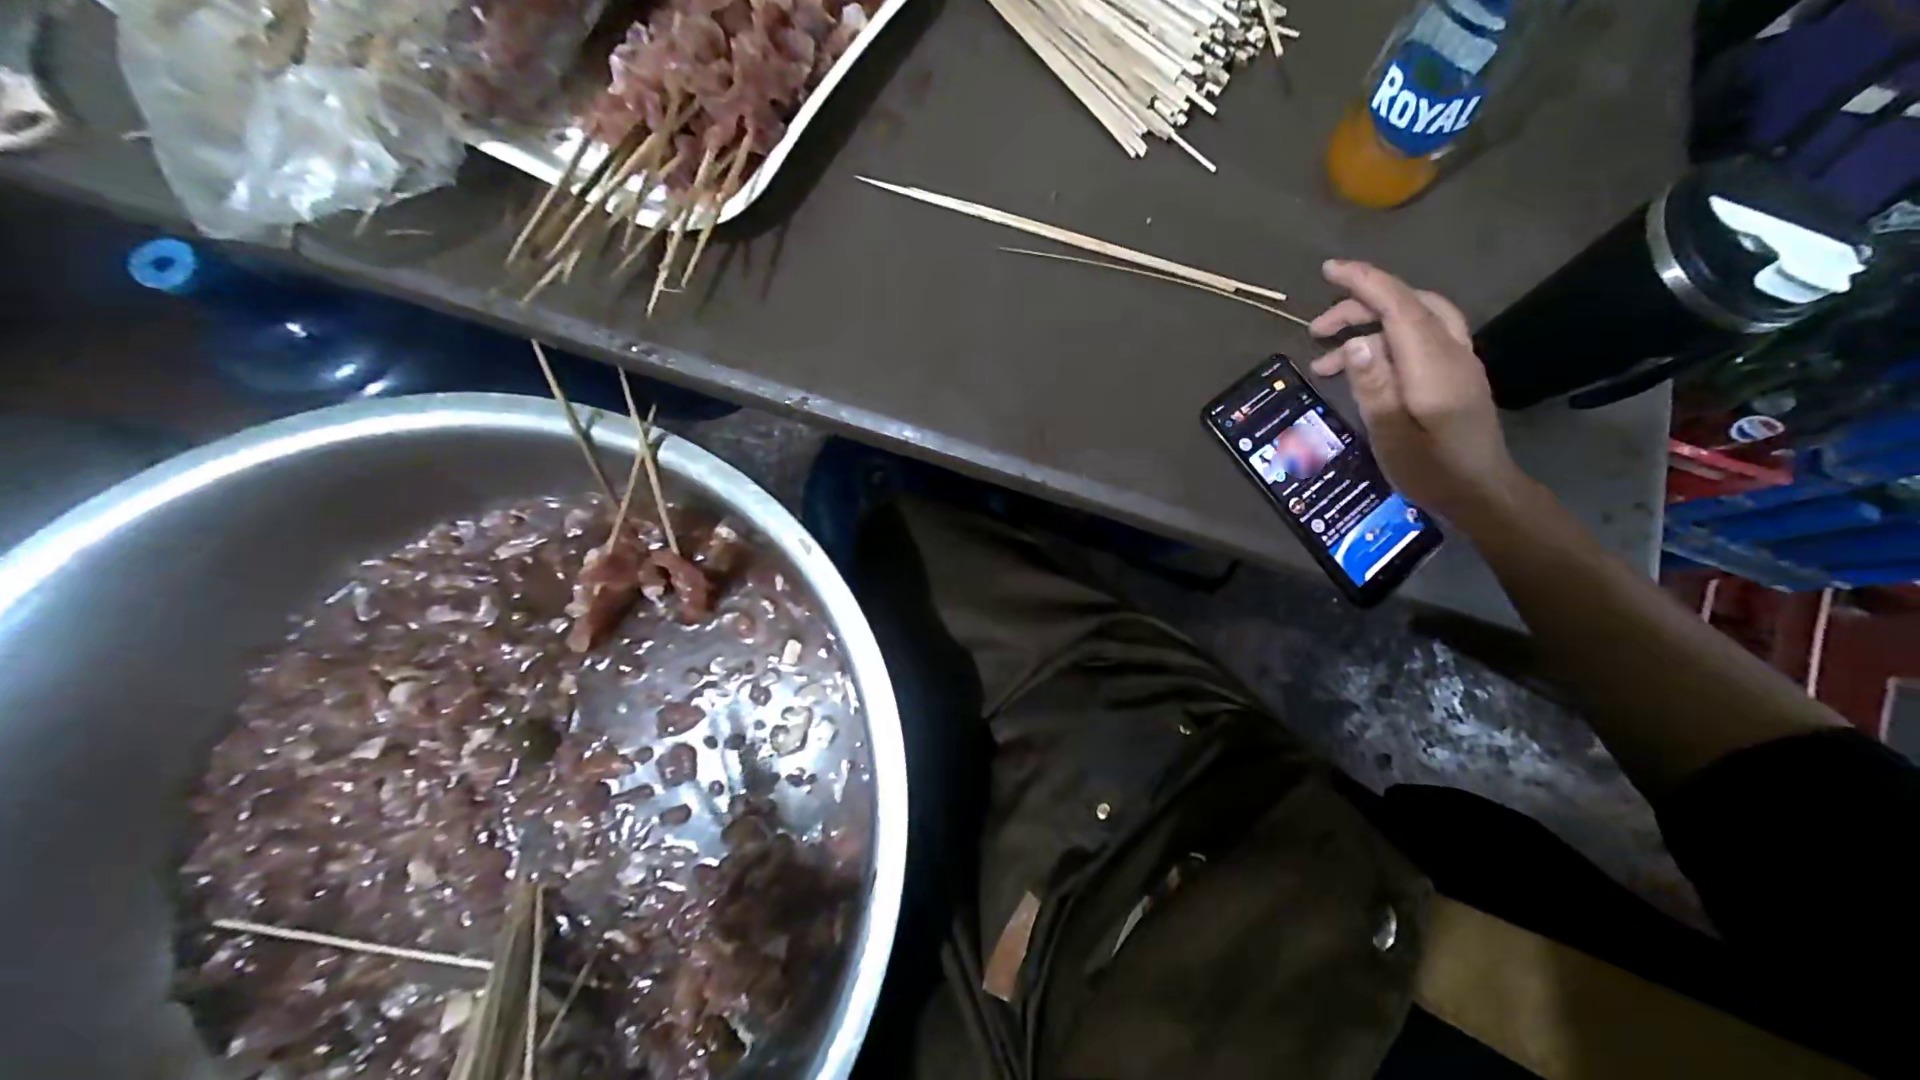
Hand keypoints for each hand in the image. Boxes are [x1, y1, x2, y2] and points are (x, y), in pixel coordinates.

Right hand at [1308, 259, 1523, 523]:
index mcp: (1432, 364)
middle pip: (1406, 306)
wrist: (1482, 492)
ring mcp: (1458, 361)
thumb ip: (1374, 386)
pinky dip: (1389, 335)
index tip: (1329, 270)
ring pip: (1416, 318)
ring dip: (1372, 322)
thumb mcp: (1391, 435)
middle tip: (1315, 331)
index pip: (1398, 306)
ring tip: (1329, 354)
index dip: (1364, 283)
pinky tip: (1366, 362)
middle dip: (1358, 306)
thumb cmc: (1431, 470)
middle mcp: (1450, 352)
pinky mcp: (1456, 374)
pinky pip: (1423, 335)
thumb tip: (1354, 342)